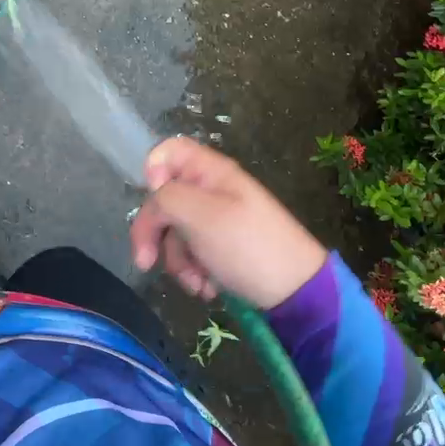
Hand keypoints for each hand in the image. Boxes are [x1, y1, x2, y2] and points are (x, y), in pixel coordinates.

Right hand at [129, 136, 328, 308]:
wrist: (297, 293)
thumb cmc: (249, 247)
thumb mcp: (201, 216)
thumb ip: (165, 198)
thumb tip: (152, 196)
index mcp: (210, 173)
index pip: (169, 152)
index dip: (152, 171)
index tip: (154, 202)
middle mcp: (211, 191)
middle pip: (163, 200)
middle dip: (155, 234)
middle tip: (147, 262)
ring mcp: (217, 221)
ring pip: (174, 232)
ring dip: (177, 261)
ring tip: (197, 283)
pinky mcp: (221, 248)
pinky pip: (191, 254)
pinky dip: (193, 272)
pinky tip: (207, 288)